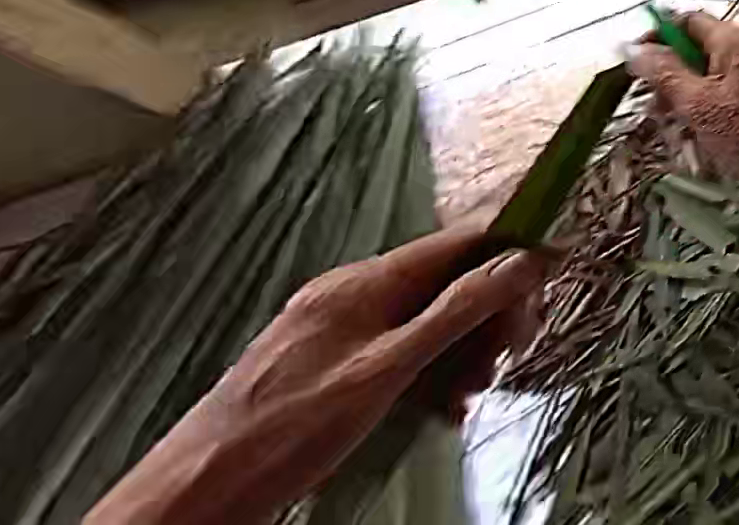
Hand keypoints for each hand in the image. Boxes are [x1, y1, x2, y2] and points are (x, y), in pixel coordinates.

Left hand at [88, 227, 547, 524]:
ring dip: (466, 346)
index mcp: (368, 281)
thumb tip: (525, 258)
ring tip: (474, 389)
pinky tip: (444, 402)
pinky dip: (435, 367)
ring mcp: (345, 324)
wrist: (181, 508)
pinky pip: (408, 344)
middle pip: (452, 280)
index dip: (514, 242)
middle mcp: (359, 290)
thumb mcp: (386, 371)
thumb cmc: (287, 432)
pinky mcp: (336, 357)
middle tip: (513, 349)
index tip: (557, 259)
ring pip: (435, 315)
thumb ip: (458, 309)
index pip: (461, 239)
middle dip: (492, 311)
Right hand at [631, 13, 738, 235]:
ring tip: (671, 121)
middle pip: (700, 46)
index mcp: (735, 40)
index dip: (658, 36)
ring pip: (713, 69)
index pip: (688, 20)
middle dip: (671, 71)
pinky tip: (697, 128)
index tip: (635, 61)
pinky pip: (730, 86)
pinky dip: (709, 100)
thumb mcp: (696, 103)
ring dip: (687, 91)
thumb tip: (634, 48)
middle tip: (653, 103)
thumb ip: (664, 72)